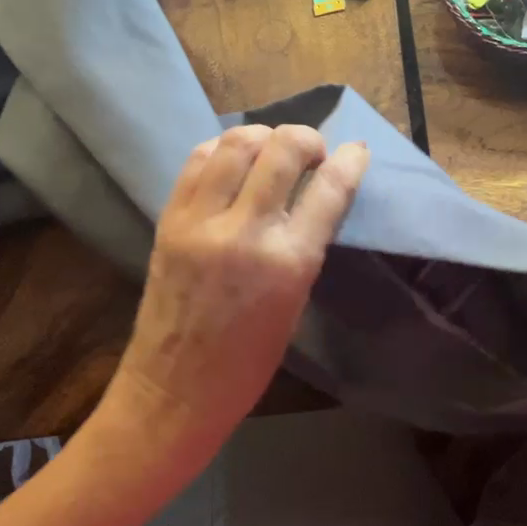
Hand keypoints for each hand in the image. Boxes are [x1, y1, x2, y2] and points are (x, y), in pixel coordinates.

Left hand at [107, 125, 368, 460]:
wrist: (174, 389)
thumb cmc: (248, 362)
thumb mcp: (295, 304)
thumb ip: (304, 246)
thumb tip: (313, 196)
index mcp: (288, 263)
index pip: (330, 189)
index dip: (350, 160)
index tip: (357, 150)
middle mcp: (244, 232)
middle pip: (283, 149)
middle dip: (307, 139)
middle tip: (313, 154)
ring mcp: (200, 221)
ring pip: (237, 142)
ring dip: (265, 137)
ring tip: (273, 152)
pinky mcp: (169, 219)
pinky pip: (198, 159)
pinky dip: (223, 149)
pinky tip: (234, 161)